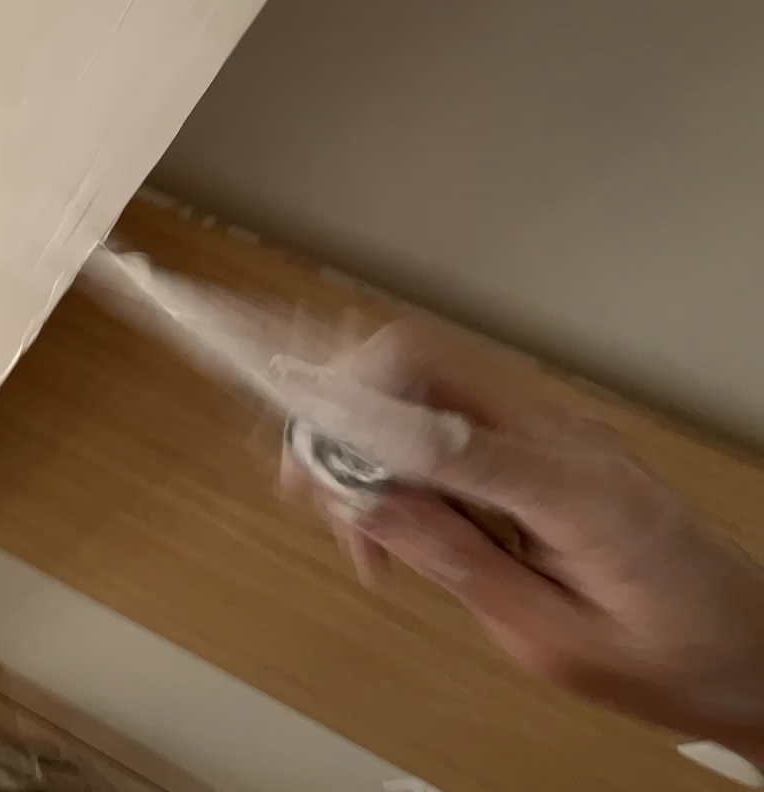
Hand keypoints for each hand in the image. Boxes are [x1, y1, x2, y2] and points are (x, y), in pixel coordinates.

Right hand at [288, 321, 763, 757]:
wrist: (750, 644)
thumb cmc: (665, 656)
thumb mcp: (554, 640)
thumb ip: (456, 560)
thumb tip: (361, 499)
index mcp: (585, 494)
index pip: (451, 427)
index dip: (360, 418)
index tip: (295, 428)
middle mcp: (559, 435)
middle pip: (417, 358)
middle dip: (336, 400)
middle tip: (305, 476)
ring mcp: (540, 422)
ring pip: (407, 374)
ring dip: (349, 423)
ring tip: (343, 511)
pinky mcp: (518, 428)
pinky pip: (422, 402)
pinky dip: (375, 437)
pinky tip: (377, 504)